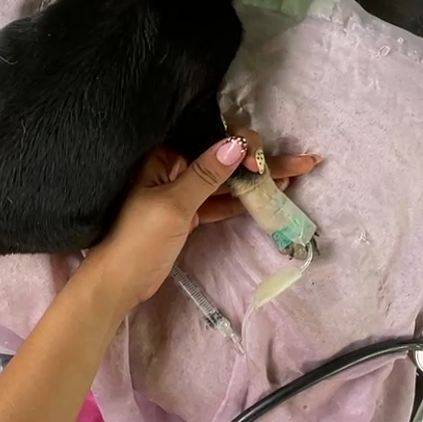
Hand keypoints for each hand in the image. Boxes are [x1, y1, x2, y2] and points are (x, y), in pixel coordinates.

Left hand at [78, 132, 318, 306]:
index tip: (265, 151)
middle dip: (259, 160)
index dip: (238, 142)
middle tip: (302, 161)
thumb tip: (237, 144)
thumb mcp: (174, 204)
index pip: (206, 140)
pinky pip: (219, 201)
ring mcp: (180, 193)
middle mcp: (171, 169)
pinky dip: (242, 199)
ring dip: (256, 180)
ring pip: (224, 182)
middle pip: (220, 160)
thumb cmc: (139, 238)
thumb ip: (206, 174)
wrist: (120, 281)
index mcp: (161, 159)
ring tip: (296, 174)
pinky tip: (270, 194)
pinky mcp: (187, 214)